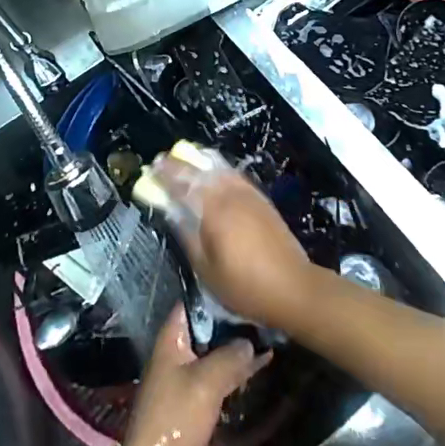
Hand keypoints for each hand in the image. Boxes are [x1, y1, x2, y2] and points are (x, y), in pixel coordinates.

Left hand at [111, 305, 270, 445]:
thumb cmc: (176, 417)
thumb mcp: (205, 383)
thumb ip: (229, 358)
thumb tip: (251, 342)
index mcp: (171, 338)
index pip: (192, 303)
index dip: (216, 294)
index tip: (244, 288)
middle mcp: (177, 351)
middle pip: (206, 327)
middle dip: (233, 322)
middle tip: (264, 312)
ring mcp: (185, 374)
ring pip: (214, 351)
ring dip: (237, 347)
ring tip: (269, 334)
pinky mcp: (194, 397)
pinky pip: (217, 373)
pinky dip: (236, 368)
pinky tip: (259, 364)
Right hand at [151, 155, 318, 327]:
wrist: (294, 288)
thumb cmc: (245, 286)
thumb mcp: (206, 269)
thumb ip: (186, 236)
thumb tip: (170, 212)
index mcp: (213, 211)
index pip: (182, 185)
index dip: (165, 175)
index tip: (150, 168)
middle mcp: (229, 195)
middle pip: (200, 171)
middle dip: (179, 164)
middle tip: (162, 160)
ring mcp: (247, 195)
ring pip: (219, 168)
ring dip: (199, 161)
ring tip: (185, 158)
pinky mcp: (260, 199)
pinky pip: (234, 174)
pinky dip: (219, 167)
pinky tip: (214, 170)